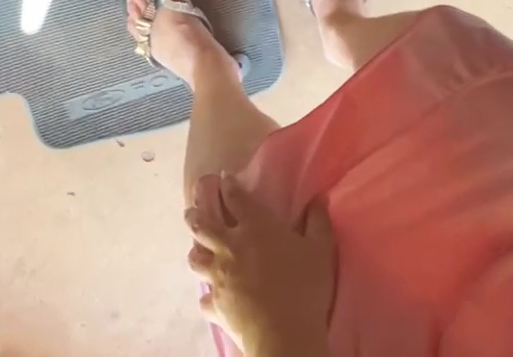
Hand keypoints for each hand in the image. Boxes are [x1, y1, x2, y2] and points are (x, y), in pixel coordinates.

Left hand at [186, 172, 335, 356]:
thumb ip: (318, 221)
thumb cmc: (304, 287)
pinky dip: (206, 296)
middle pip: (203, 225)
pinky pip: (203, 299)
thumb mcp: (320, 249)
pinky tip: (209, 297)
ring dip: (195, 252)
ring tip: (196, 249)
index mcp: (256, 228)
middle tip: (192, 210)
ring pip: (196, 259)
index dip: (228, 186)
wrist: (285, 334)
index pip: (236, 198)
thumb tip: (320, 197)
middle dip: (195, 214)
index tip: (223, 178)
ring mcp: (219, 277)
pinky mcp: (216, 304)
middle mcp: (231, 247)